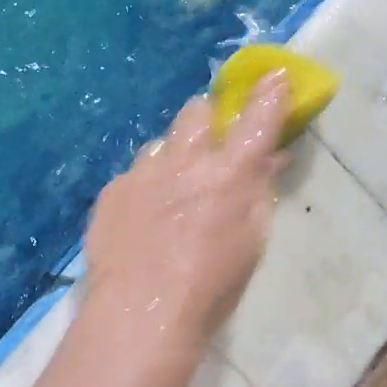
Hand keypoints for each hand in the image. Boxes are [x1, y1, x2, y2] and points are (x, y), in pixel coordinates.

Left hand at [83, 73, 289, 350]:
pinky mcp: (112, 190)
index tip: (273, 76)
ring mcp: (141, 172)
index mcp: (228, 174)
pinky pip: (133, 175)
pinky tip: (143, 219)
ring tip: (171, 191)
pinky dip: (144, 188)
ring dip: (172, 156)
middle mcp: (184, 161)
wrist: (141, 310)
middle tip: (210, 142)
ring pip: (161, 144)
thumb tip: (269, 159)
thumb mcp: (252, 241)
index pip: (256, 120)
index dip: (268, 96)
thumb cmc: (211, 287)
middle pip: (196, 113)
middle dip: (206, 120)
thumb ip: (258, 192)